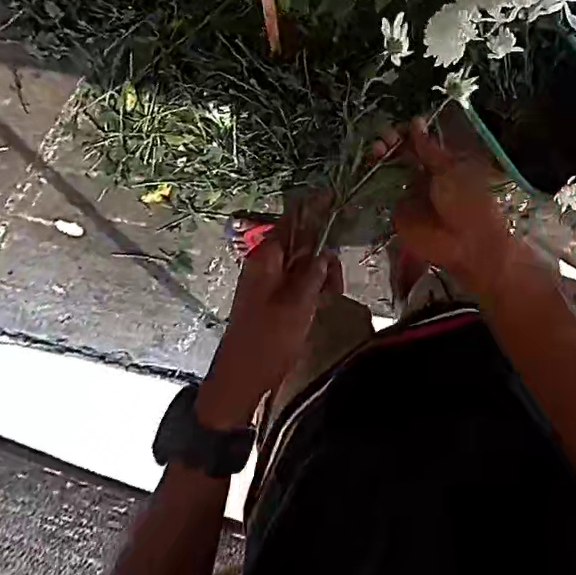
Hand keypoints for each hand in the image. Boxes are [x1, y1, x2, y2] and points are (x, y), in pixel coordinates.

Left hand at [197, 200, 341, 429]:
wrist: (241, 379)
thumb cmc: (269, 338)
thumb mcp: (299, 302)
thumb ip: (315, 271)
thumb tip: (325, 252)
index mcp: (267, 256)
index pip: (293, 219)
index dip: (313, 206)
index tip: (332, 195)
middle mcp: (266, 263)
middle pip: (302, 243)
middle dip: (323, 256)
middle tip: (334, 283)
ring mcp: (267, 282)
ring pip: (302, 265)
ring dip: (320, 276)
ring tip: (329, 299)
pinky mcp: (271, 299)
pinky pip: (297, 283)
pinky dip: (312, 289)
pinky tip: (320, 306)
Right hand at [382, 118, 521, 294]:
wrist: (466, 244)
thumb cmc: (467, 201)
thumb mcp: (449, 169)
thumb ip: (427, 148)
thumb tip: (415, 121)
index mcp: (442, 164)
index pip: (420, 143)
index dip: (409, 133)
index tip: (400, 127)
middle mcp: (424, 176)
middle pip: (402, 154)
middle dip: (392, 143)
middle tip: (385, 137)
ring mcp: (410, 193)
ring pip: (390, 170)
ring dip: (382, 157)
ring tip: (377, 150)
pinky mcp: (398, 210)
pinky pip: (383, 192)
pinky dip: (374, 179)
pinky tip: (371, 167)